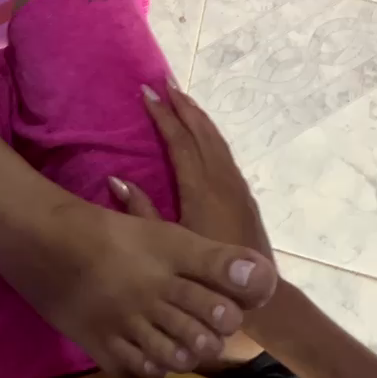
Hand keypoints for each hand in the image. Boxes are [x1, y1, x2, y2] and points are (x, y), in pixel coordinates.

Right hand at [118, 84, 275, 277]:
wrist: (260, 294)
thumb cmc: (207, 274)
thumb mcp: (170, 245)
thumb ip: (142, 212)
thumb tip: (116, 180)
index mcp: (201, 190)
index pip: (180, 142)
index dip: (164, 116)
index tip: (148, 94)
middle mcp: (222, 181)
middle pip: (202, 133)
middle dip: (183, 106)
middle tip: (165, 83)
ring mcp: (236, 186)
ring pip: (216, 139)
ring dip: (199, 116)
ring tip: (181, 98)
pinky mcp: (243, 193)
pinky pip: (223, 151)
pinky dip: (210, 133)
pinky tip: (202, 130)